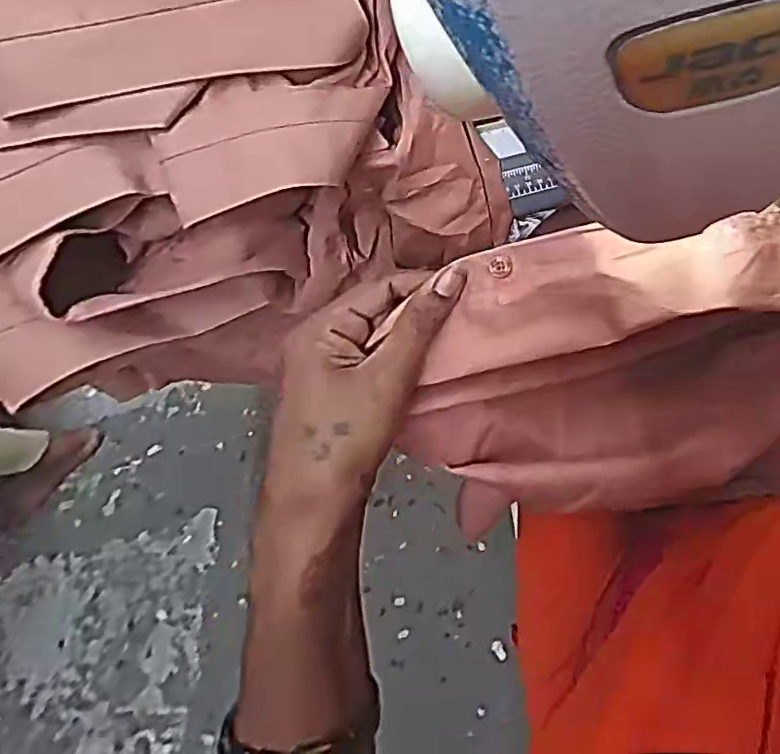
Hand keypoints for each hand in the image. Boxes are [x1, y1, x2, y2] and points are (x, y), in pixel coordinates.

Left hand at [262, 267, 465, 513]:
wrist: (315, 503)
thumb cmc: (347, 438)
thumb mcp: (390, 374)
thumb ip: (421, 321)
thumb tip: (450, 276)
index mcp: (320, 326)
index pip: (382, 285)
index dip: (425, 283)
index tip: (465, 287)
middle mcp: (316, 335)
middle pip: (380, 303)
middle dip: (421, 305)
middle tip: (463, 308)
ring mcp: (323, 359)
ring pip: (380, 328)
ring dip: (414, 328)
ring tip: (451, 329)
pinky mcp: (336, 381)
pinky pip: (375, 350)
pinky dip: (402, 349)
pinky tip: (426, 356)